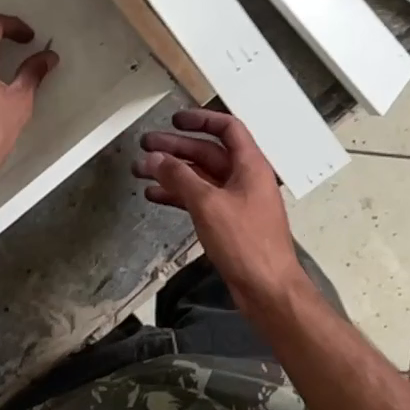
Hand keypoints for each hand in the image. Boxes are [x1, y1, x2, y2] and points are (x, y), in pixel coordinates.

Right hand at [134, 108, 306, 308]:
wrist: (268, 290)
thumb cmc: (246, 243)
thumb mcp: (208, 204)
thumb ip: (179, 177)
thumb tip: (156, 158)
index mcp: (250, 165)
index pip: (227, 128)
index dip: (201, 119)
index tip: (175, 120)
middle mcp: (245, 179)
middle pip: (207, 152)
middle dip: (175, 148)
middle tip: (146, 145)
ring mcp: (236, 201)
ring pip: (200, 177)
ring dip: (171, 172)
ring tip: (141, 170)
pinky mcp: (228, 222)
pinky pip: (199, 199)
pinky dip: (178, 194)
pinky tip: (155, 195)